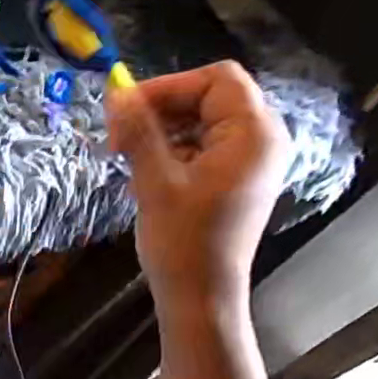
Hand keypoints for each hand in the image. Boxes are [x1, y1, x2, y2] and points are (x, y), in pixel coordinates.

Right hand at [106, 60, 291, 307]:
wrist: (200, 297)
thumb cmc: (182, 242)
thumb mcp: (155, 184)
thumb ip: (139, 134)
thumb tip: (115, 94)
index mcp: (253, 134)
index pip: (216, 81)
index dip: (168, 87)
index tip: (124, 109)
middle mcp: (261, 141)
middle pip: (211, 101)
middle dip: (163, 111)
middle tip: (119, 136)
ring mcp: (251, 164)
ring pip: (204, 127)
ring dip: (164, 134)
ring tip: (128, 158)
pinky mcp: (236, 184)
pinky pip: (205, 151)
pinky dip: (174, 154)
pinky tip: (147, 174)